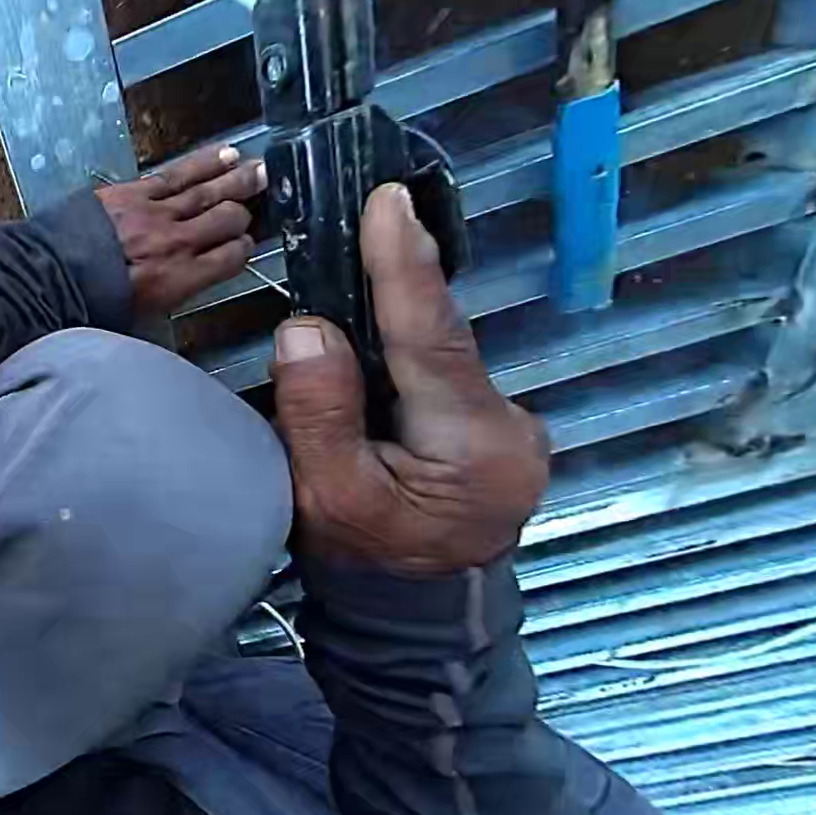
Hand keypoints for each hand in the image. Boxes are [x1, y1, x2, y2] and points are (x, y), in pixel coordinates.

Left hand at [96, 144, 265, 316]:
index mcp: (179, 279)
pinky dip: (204, 163)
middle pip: (227, 220)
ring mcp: (156, 213)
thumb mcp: (137, 317)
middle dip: (243, 212)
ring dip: (237, 179)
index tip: (246, 243)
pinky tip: (224, 155)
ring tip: (259, 169)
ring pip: (208, 192)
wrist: (48, 276)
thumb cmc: (87, 305)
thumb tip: (183, 286)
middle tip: (259, 198)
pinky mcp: (134, 192)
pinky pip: (178, 174)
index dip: (242, 249)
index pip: (230, 258)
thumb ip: (168, 297)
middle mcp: (177, 243)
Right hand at [270, 183, 548, 575]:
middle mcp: (509, 425)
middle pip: (438, 339)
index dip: (406, 268)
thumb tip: (306, 328)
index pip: (432, 340)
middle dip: (398, 281)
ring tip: (357, 268)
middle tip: (365, 219)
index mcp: (473, 447)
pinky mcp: (489, 428)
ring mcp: (507, 426)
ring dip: (394, 314)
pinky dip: (400, 346)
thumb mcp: (326, 495)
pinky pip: (437, 370)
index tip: (389, 202)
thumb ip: (318, 412)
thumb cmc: (362, 559)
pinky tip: (369, 337)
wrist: (410, 612)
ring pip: (437, 352)